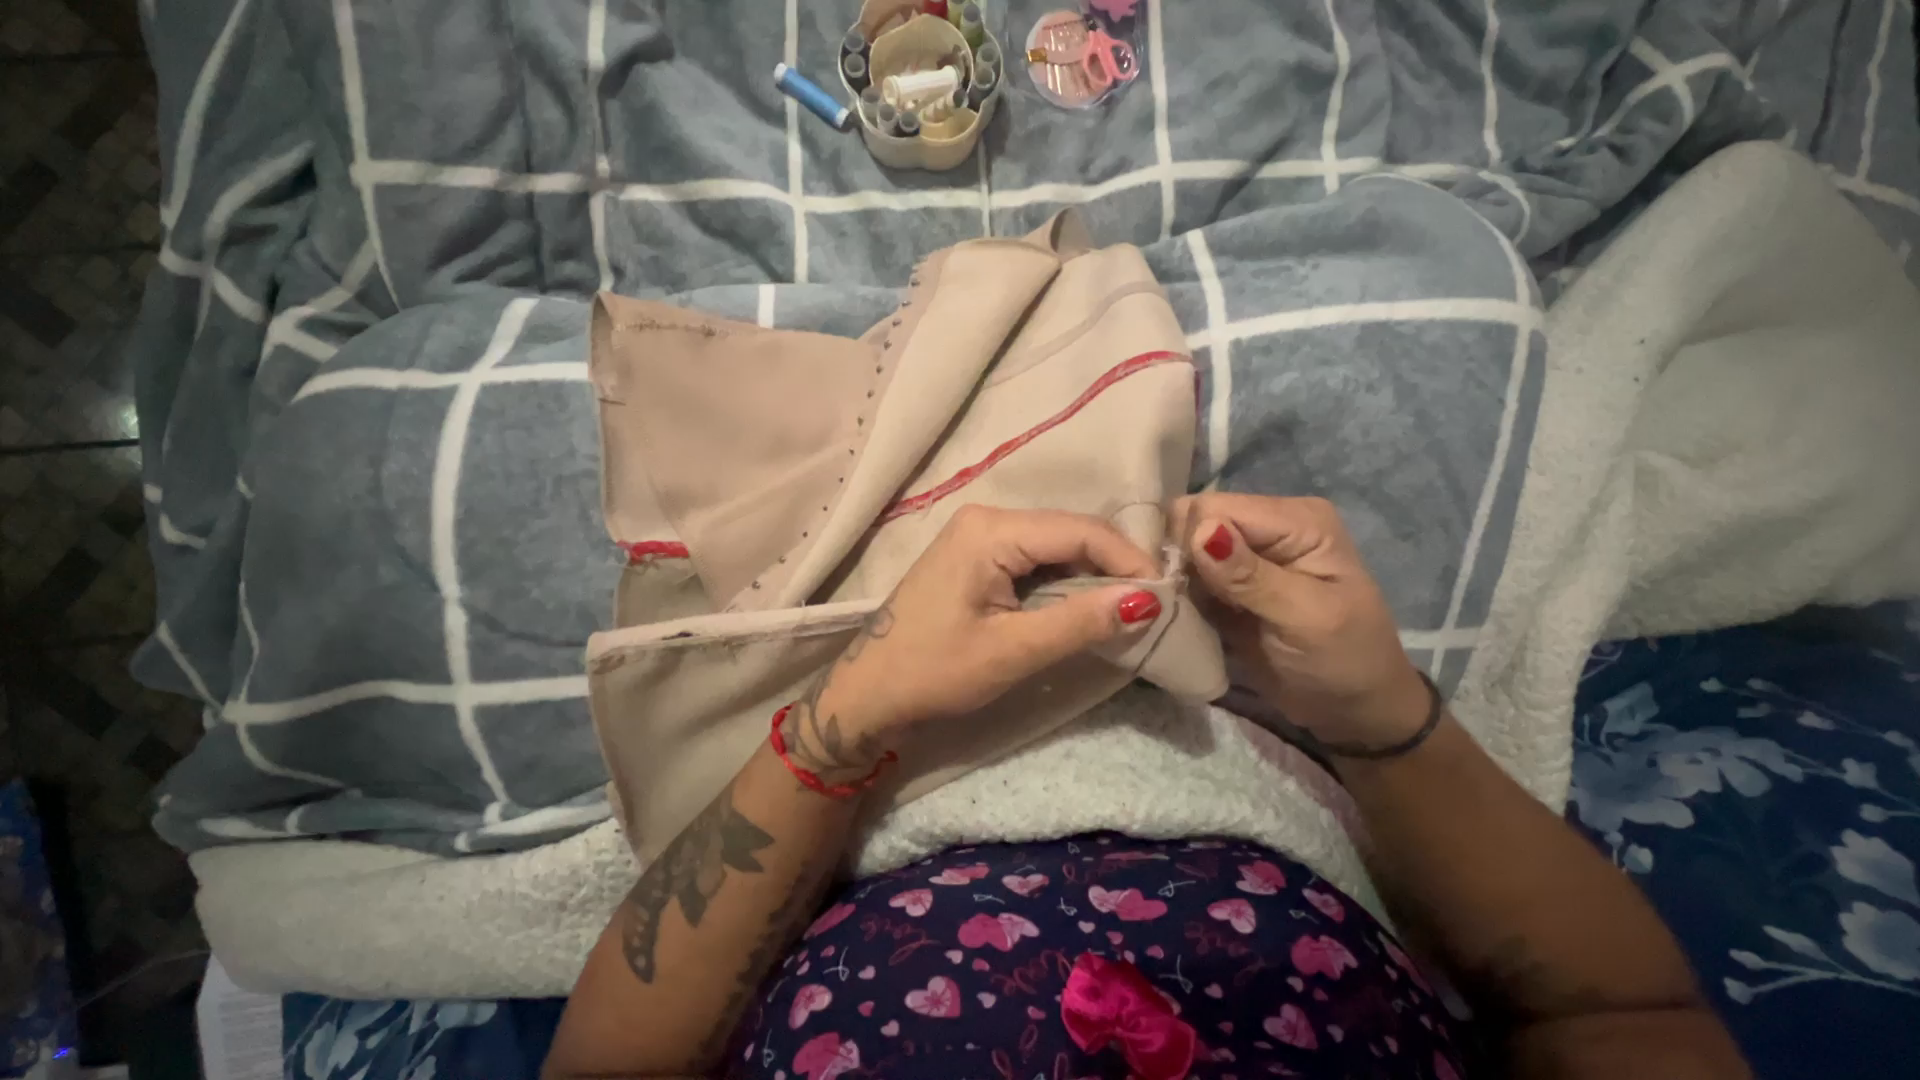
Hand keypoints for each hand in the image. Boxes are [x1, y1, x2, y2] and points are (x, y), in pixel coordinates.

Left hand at [782, 505, 1163, 780]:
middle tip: (1154, 604)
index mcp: (990, 530)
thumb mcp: (1012, 651)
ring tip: (1129, 607)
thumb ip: (1079, 620)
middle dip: (1114, 565)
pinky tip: (1085, 604)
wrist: (869, 693)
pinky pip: (1035, 557)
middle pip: (1070, 531)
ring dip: (1092, 574)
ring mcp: (978, 534)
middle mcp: (985, 518)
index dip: (1129, 559)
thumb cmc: (933, 672)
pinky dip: (1064, 580)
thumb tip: (1148, 599)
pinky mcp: (976, 556)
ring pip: (1056, 544)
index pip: (1080, 530)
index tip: (1166, 596)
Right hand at [1175, 493, 1430, 750]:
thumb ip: (1251, 577)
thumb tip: (1201, 532)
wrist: (1352, 710)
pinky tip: (1185, 616)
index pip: (1215, 508)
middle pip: (1192, 521)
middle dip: (1179, 559)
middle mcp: (1267, 526)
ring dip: (1176, 580)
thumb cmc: (1343, 661)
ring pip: (1183, 548)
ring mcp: (1246, 555)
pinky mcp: (1228, 584)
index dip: (1191, 542)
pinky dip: (1180, 595)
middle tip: (1184, 603)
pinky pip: (1187, 575)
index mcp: (1296, 520)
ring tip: (1183, 612)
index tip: (1187, 588)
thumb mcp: (1305, 619)